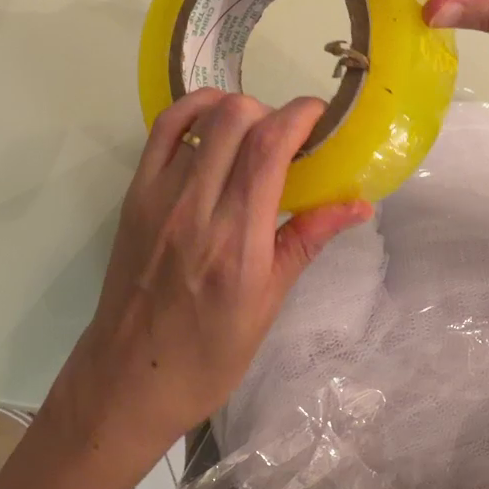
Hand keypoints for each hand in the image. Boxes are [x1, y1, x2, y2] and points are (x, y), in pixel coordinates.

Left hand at [49, 90, 371, 453]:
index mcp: (237, 242)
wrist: (128, 378)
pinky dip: (193, 111)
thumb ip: (307, 241)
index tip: (322, 117)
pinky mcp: (135, 194)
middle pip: (236, 118)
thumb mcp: (268, 305)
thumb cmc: (208, 356)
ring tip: (253, 137)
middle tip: (289, 140)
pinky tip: (214, 123)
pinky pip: (162, 129)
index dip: (300, 116)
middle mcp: (195, 209)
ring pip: (200, 117)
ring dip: (237, 111)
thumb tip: (359, 204)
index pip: (268, 148)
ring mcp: (159, 197)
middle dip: (273, 112)